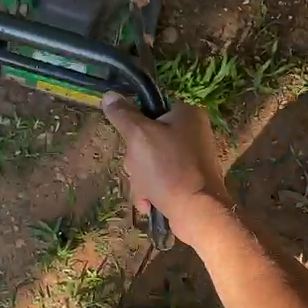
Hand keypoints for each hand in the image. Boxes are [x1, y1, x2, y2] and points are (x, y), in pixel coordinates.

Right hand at [100, 95, 228, 227]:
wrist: (198, 212)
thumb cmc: (169, 169)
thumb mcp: (139, 136)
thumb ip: (123, 115)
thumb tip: (110, 95)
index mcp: (186, 113)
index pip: (149, 109)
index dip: (134, 125)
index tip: (130, 140)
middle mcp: (191, 133)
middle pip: (146, 139)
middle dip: (136, 161)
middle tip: (140, 170)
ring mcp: (190, 159)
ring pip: (149, 163)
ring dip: (141, 180)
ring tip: (147, 194)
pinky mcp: (187, 181)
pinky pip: (159, 180)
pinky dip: (151, 192)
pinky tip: (150, 204)